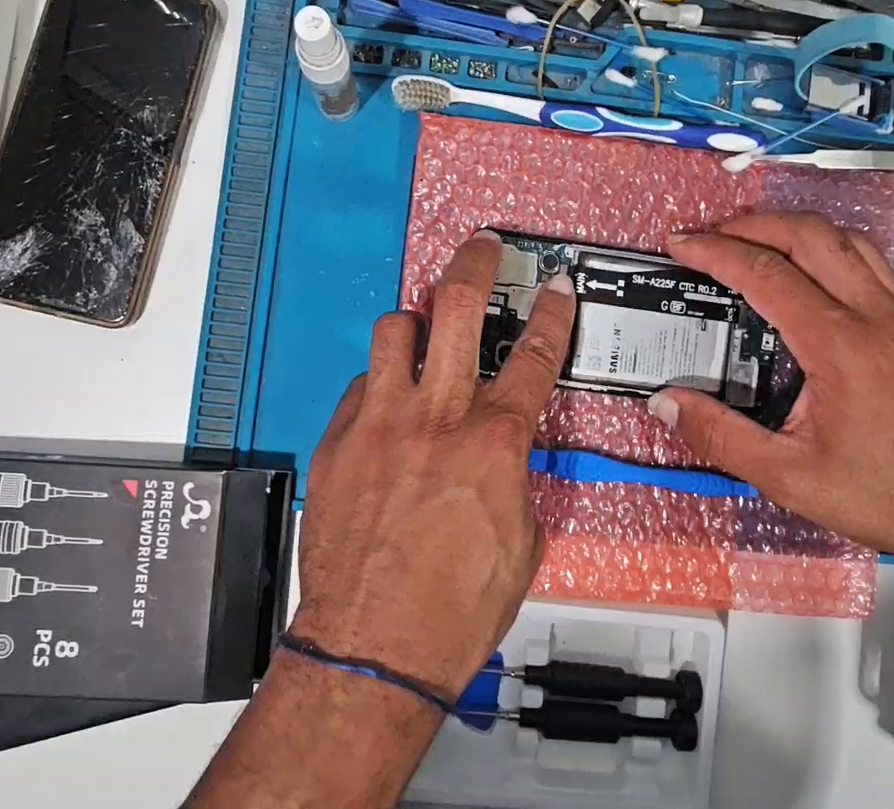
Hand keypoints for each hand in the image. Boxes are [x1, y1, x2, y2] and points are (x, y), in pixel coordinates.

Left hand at [291, 230, 575, 694]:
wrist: (374, 645)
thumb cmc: (452, 609)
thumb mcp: (520, 542)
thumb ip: (516, 480)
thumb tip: (507, 460)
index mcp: (494, 443)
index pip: (534, 356)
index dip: (552, 314)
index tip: (556, 289)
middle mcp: (437, 419)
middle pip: (457, 309)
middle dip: (474, 265)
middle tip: (482, 248)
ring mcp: (381, 424)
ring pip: (394, 330)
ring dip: (414, 323)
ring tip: (422, 329)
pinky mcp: (338, 442)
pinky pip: (358, 385)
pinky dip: (377, 381)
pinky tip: (383, 401)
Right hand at [649, 212, 893, 573]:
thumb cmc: (891, 498)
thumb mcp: (788, 476)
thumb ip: (720, 435)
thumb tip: (668, 404)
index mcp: (841, 346)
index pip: (766, 273)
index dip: (715, 251)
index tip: (683, 244)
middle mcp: (877, 319)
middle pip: (809, 235)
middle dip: (752, 223)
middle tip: (711, 235)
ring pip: (848, 240)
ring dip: (795, 228)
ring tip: (756, 240)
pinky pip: (873, 264)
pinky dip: (832, 248)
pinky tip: (813, 272)